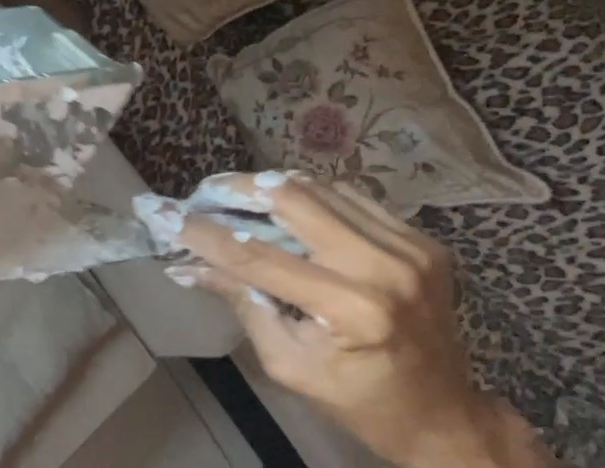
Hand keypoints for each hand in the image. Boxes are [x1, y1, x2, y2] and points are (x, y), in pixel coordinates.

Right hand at [159, 173, 553, 467]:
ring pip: (317, 188)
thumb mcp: (287, 361)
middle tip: (201, 193)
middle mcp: (385, 270)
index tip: (156, 209)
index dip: (199, 231)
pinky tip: (285, 206)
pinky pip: (349, 196)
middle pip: (290, 199)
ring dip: (267, 188)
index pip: (255, 256)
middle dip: (234, 191)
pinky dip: (308, 195)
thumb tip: (180, 262)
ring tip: (234, 195)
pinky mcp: (423, 241)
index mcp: (353, 311)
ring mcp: (411, 250)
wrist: (448, 417)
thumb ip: (239, 301)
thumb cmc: (359, 400)